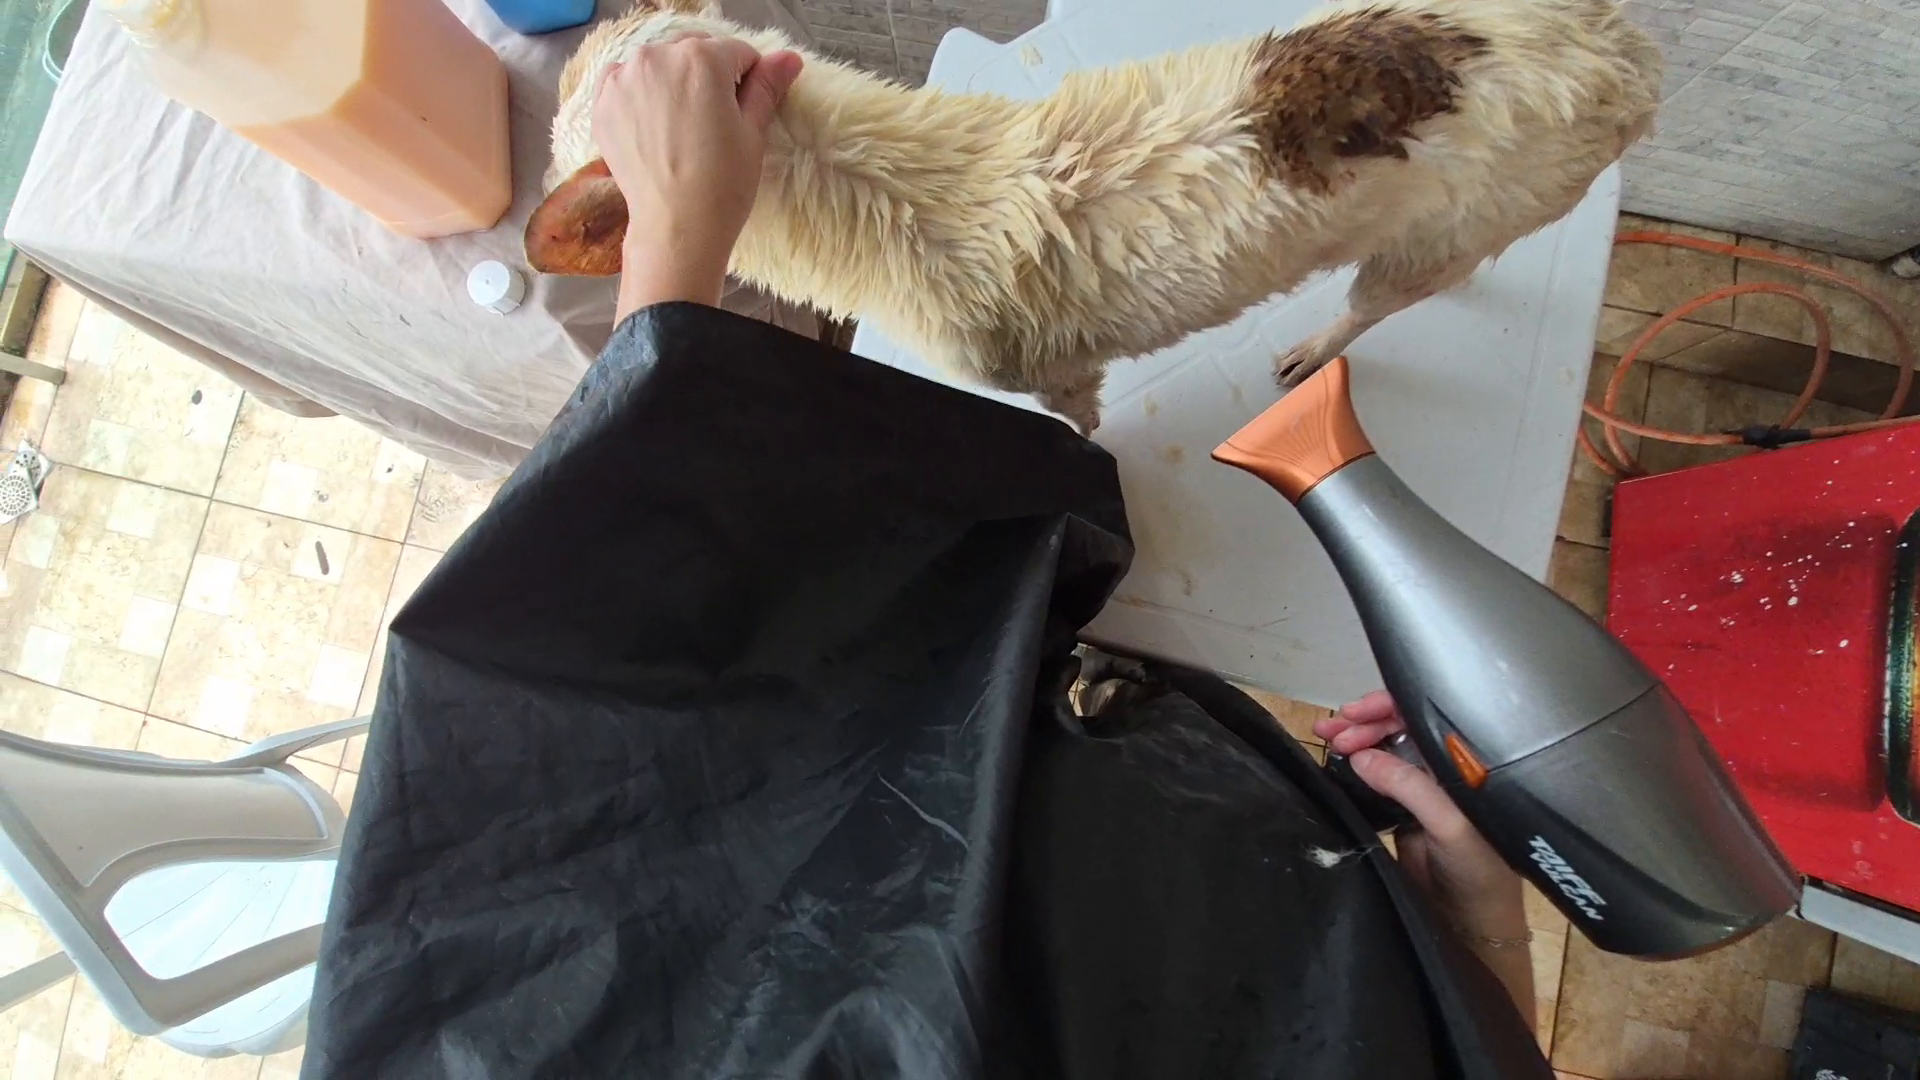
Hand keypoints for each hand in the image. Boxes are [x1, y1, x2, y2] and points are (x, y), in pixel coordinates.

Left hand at [593, 36, 803, 315]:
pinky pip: (627, 85)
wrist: (677, 229)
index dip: (748, 81)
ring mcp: (624, 77)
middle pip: (693, 53)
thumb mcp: (753, 136)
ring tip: (682, 132)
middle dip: (707, 79)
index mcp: (702, 60)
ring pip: (659, 67)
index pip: (736, 52)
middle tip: (713, 126)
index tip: (745, 113)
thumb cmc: (724, 186)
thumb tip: (789, 58)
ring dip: (673, 86)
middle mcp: (657, 55)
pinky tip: (655, 134)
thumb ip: (767, 89)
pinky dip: (641, 100)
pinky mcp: (603, 102)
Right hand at [1313, 692, 1527, 939]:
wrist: (1466, 923)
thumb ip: (1410, 786)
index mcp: (1466, 766)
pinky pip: (1371, 772)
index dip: (1389, 709)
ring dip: (1353, 738)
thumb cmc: (1478, 872)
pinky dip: (1351, 760)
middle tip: (1331, 731)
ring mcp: (1418, 786)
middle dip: (1363, 723)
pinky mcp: (1397, 805)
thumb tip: (1360, 756)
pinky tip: (1334, 755)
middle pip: (1398, 729)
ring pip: (1381, 748)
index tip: (1354, 713)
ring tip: (1324, 734)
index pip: (1426, 720)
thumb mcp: (1450, 826)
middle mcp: (1442, 770)